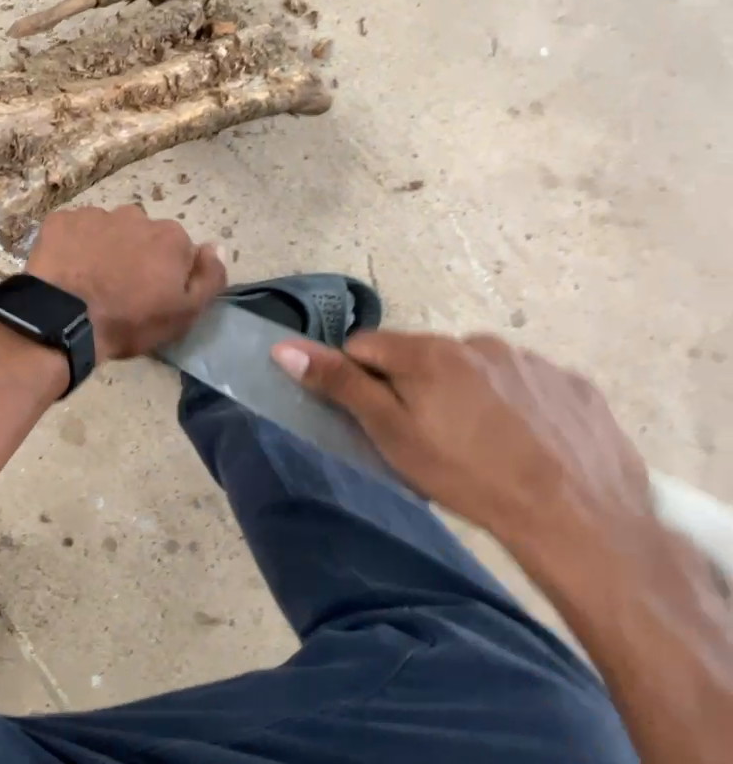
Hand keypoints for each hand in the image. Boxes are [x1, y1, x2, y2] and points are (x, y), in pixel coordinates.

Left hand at [25, 206, 225, 360]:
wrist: (63, 320)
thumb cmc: (128, 321)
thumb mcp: (184, 313)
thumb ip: (209, 277)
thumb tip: (215, 247)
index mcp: (170, 236)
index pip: (175, 248)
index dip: (163, 270)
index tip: (148, 291)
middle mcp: (134, 215)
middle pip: (139, 233)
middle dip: (131, 252)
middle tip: (116, 283)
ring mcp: (93, 215)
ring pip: (104, 228)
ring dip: (100, 245)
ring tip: (87, 276)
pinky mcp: (59, 220)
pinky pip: (71, 228)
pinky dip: (69, 243)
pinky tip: (64, 265)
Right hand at [272, 332, 652, 548]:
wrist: (582, 522)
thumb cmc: (467, 477)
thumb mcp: (389, 434)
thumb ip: (339, 383)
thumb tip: (284, 347)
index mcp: (428, 353)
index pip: (363, 346)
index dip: (359, 380)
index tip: (376, 417)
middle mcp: (480, 343)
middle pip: (420, 356)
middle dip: (414, 385)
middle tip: (426, 435)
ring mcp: (535, 364)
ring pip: (473, 369)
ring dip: (465, 392)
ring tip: (480, 442)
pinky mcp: (577, 388)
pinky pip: (526, 384)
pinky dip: (516, 404)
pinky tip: (525, 441)